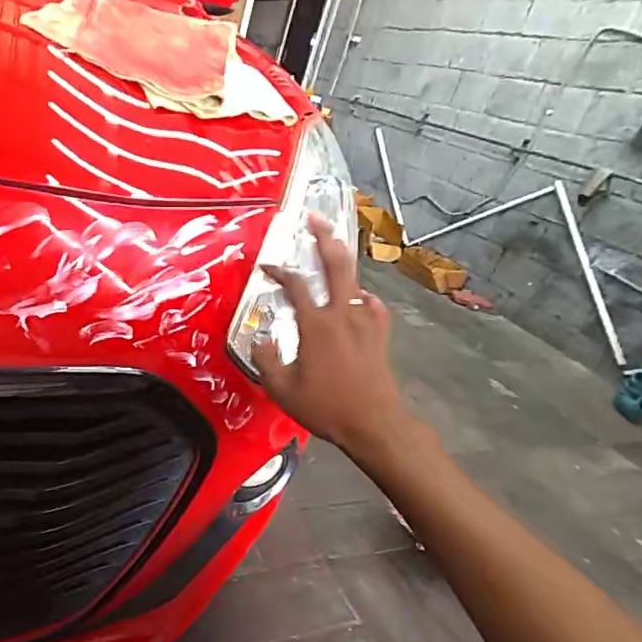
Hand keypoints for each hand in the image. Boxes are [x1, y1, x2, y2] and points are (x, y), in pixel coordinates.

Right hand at [250, 215, 417, 463]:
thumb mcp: (282, 390)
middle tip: (315, 218)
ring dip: (342, 263)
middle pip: (336, 264)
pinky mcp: (380, 336)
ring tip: (332, 252)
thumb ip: (266, 360)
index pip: (295, 285)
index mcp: (316, 325)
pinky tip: (358, 298)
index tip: (266, 266)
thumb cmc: (326, 408)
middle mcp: (343, 315)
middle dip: (324, 237)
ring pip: (355, 281)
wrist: (373, 423)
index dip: (278, 270)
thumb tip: (262, 341)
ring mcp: (365, 323)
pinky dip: (363, 297)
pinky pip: (373, 306)